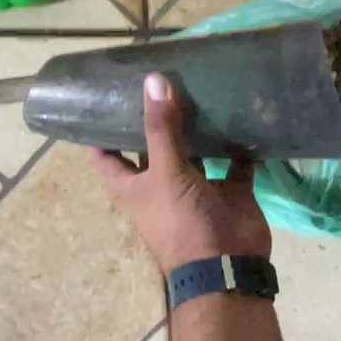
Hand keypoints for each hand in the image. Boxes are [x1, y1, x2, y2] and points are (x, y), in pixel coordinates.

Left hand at [90, 73, 271, 273]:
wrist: (228, 264)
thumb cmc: (183, 223)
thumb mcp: (166, 173)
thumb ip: (161, 128)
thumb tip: (154, 78)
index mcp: (134, 185)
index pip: (105, 153)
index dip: (99, 126)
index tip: (101, 92)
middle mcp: (163, 184)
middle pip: (153, 145)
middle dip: (155, 117)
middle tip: (158, 75)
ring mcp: (198, 188)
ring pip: (196, 151)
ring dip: (198, 126)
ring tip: (199, 85)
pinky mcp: (230, 192)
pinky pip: (236, 163)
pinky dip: (239, 145)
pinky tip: (242, 116)